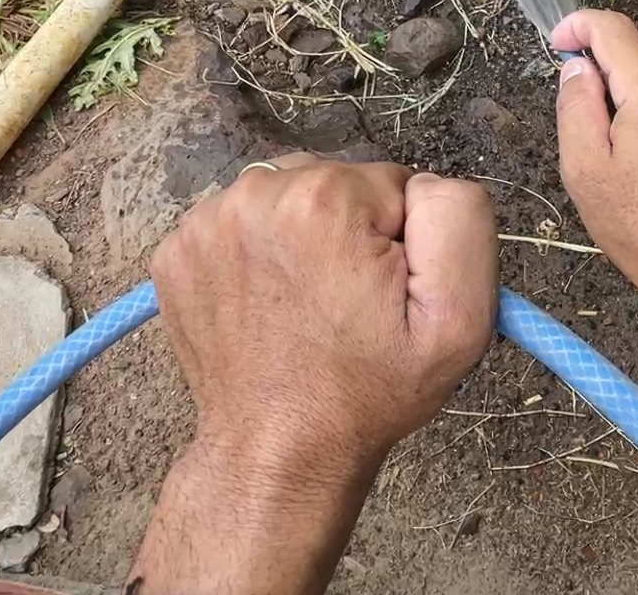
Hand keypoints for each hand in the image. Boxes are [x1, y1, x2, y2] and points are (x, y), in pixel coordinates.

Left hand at [132, 155, 495, 594]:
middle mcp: (255, 193)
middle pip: (335, 182)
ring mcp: (206, 221)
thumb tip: (422, 183)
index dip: (399, 237)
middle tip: (348, 297)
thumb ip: (460, 217)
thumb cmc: (368, 390)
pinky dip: (259, 250)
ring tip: (307, 298)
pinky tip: (268, 299)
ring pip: (288, 197)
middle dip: (351, 229)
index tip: (382, 289)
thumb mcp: (458, 317)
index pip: (390, 184)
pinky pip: (244, 223)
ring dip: (304, 234)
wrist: (278, 454)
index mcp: (324, 198)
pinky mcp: (177, 248)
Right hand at [553, 10, 637, 414]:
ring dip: (621, 110)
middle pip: (631, 63)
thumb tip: (577, 67)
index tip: (557, 43)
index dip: (578, 26)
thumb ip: (576, 106)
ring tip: (616, 169)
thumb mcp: (585, 169)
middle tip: (583, 141)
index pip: (614, 30)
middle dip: (598, 85)